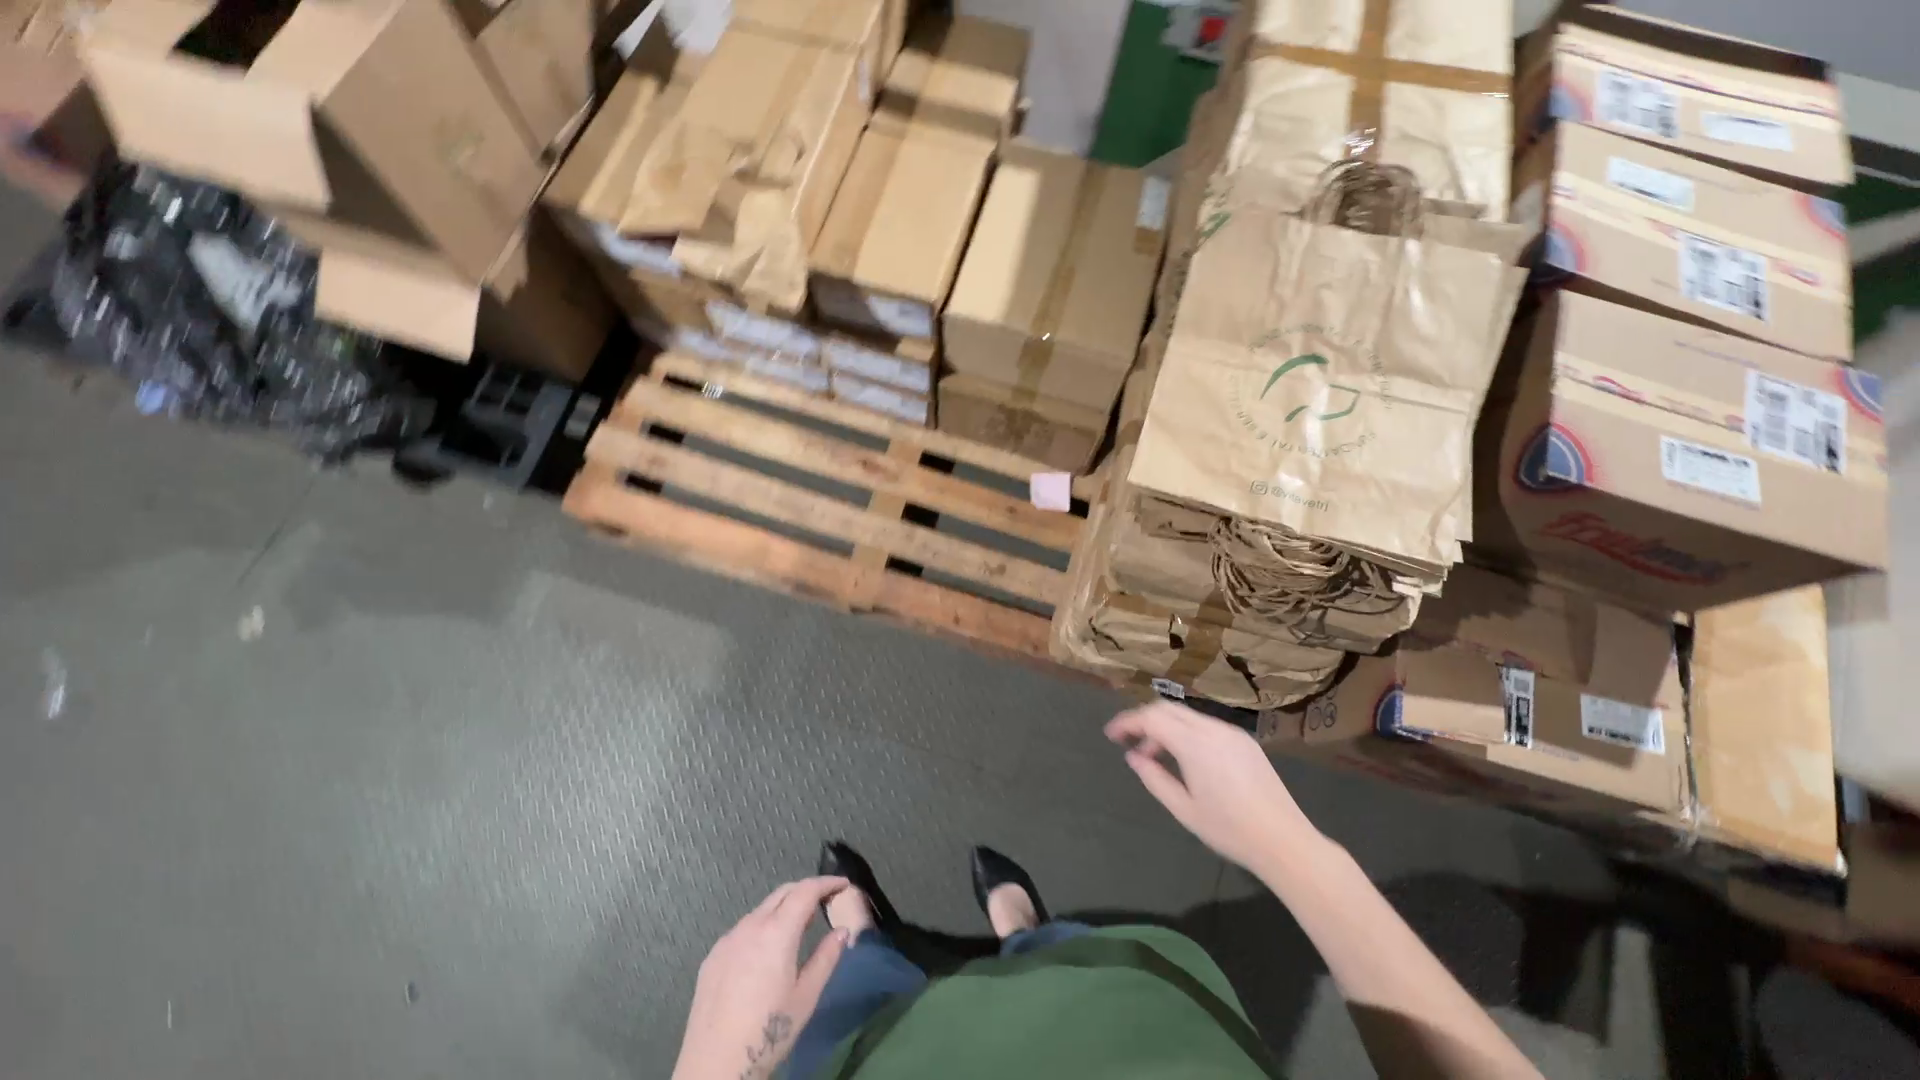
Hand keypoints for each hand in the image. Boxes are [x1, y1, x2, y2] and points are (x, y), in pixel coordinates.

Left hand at [671, 876, 851, 1079]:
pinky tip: (767, 950)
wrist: (715, 1064)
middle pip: (781, 893)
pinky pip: (743, 929)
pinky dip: (762, 926)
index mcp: (776, 932)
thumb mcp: (807, 995)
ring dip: (783, 908)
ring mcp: (727, 940)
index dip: (826, 883)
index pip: (805, 891)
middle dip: (806, 890)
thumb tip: (842, 931)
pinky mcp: (712, 956)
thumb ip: (827, 957)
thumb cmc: (769, 1031)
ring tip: (800, 926)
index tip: (843, 884)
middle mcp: (749, 926)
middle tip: (826, 900)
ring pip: (760, 910)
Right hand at [1106, 702, 1320, 872]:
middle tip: (1128, 742)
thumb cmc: (1229, 830)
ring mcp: (1233, 733)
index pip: (1152, 718)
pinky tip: (1185, 760)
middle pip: (1169, 708)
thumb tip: (1134, 756)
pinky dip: (1187, 733)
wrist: (1284, 841)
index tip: (1110, 735)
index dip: (1127, 722)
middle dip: (1144, 720)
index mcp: (1195, 745)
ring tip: (1156, 757)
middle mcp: (1214, 730)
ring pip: (1189, 716)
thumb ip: (1154, 778)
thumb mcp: (1183, 809)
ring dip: (1166, 728)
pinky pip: (1207, 726)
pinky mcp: (1245, 742)